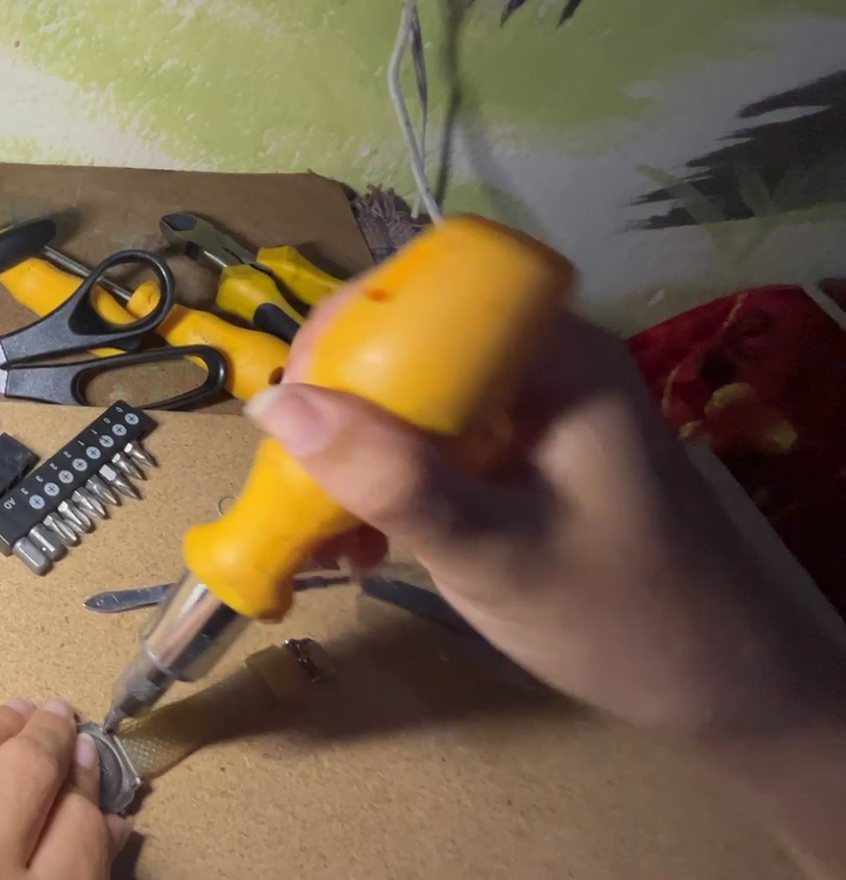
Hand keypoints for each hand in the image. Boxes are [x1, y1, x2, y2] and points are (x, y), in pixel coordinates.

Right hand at [244, 298, 845, 743]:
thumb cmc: (624, 618)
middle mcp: (524, 365)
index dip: (341, 333)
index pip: (418, 297)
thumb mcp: (492, 550)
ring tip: (318, 521)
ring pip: (388, 396)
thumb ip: (389, 477)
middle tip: (295, 474)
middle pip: (391, 346)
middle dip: (329, 408)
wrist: (722, 694)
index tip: (295, 406)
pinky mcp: (493, 448)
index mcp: (548, 357)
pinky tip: (355, 535)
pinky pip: (403, 438)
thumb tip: (269, 403)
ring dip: (338, 451)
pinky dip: (365, 478)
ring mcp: (508, 407)